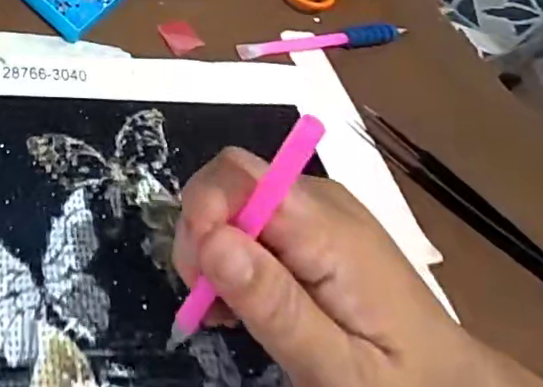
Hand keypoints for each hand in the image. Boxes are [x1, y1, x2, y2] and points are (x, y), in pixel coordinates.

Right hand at [173, 148, 542, 386]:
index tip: (197, 279)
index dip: (203, 211)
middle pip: (230, 183)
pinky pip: (254, 216)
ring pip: (235, 198)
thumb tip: (211, 239)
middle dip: (201, 234)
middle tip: (207, 306)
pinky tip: (245, 298)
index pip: (239, 176)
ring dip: (213, 248)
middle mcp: (318, 199)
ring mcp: (317, 208)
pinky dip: (233, 251)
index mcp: (328, 227)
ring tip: (226, 313)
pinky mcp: (314, 223)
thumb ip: (277, 306)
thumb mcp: (344, 374)